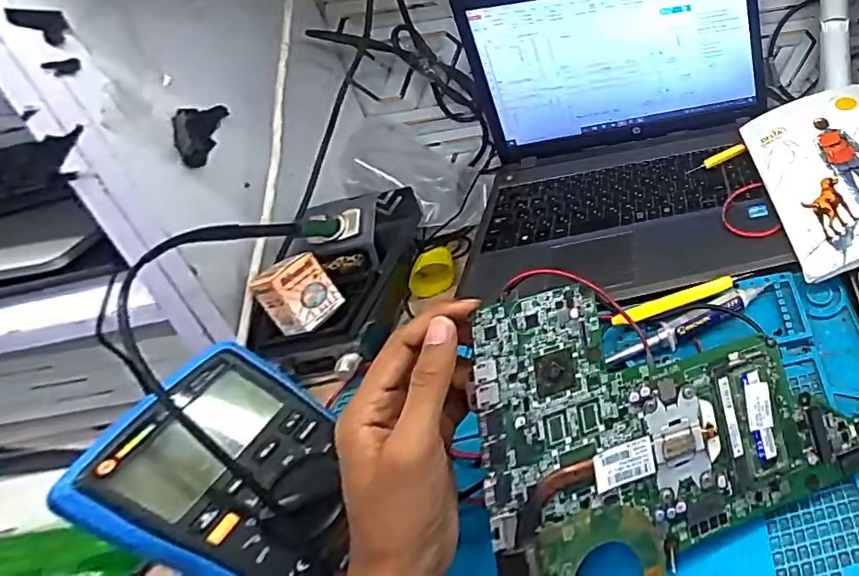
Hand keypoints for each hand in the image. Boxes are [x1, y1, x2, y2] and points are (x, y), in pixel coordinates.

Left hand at [338, 299, 479, 575]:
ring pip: (442, 373)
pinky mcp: (433, 433)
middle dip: (454, 338)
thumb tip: (441, 330)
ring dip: (467, 364)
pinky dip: (472, 387)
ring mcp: (411, 420)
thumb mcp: (413, 442)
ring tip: (491, 359)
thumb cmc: (395, 516)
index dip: (435, 321)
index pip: (401, 345)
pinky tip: (487, 387)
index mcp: (367, 407)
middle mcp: (387, 408)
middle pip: (422, 355)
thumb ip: (428, 382)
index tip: (470, 308)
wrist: (409, 565)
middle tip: (488, 325)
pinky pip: (454, 395)